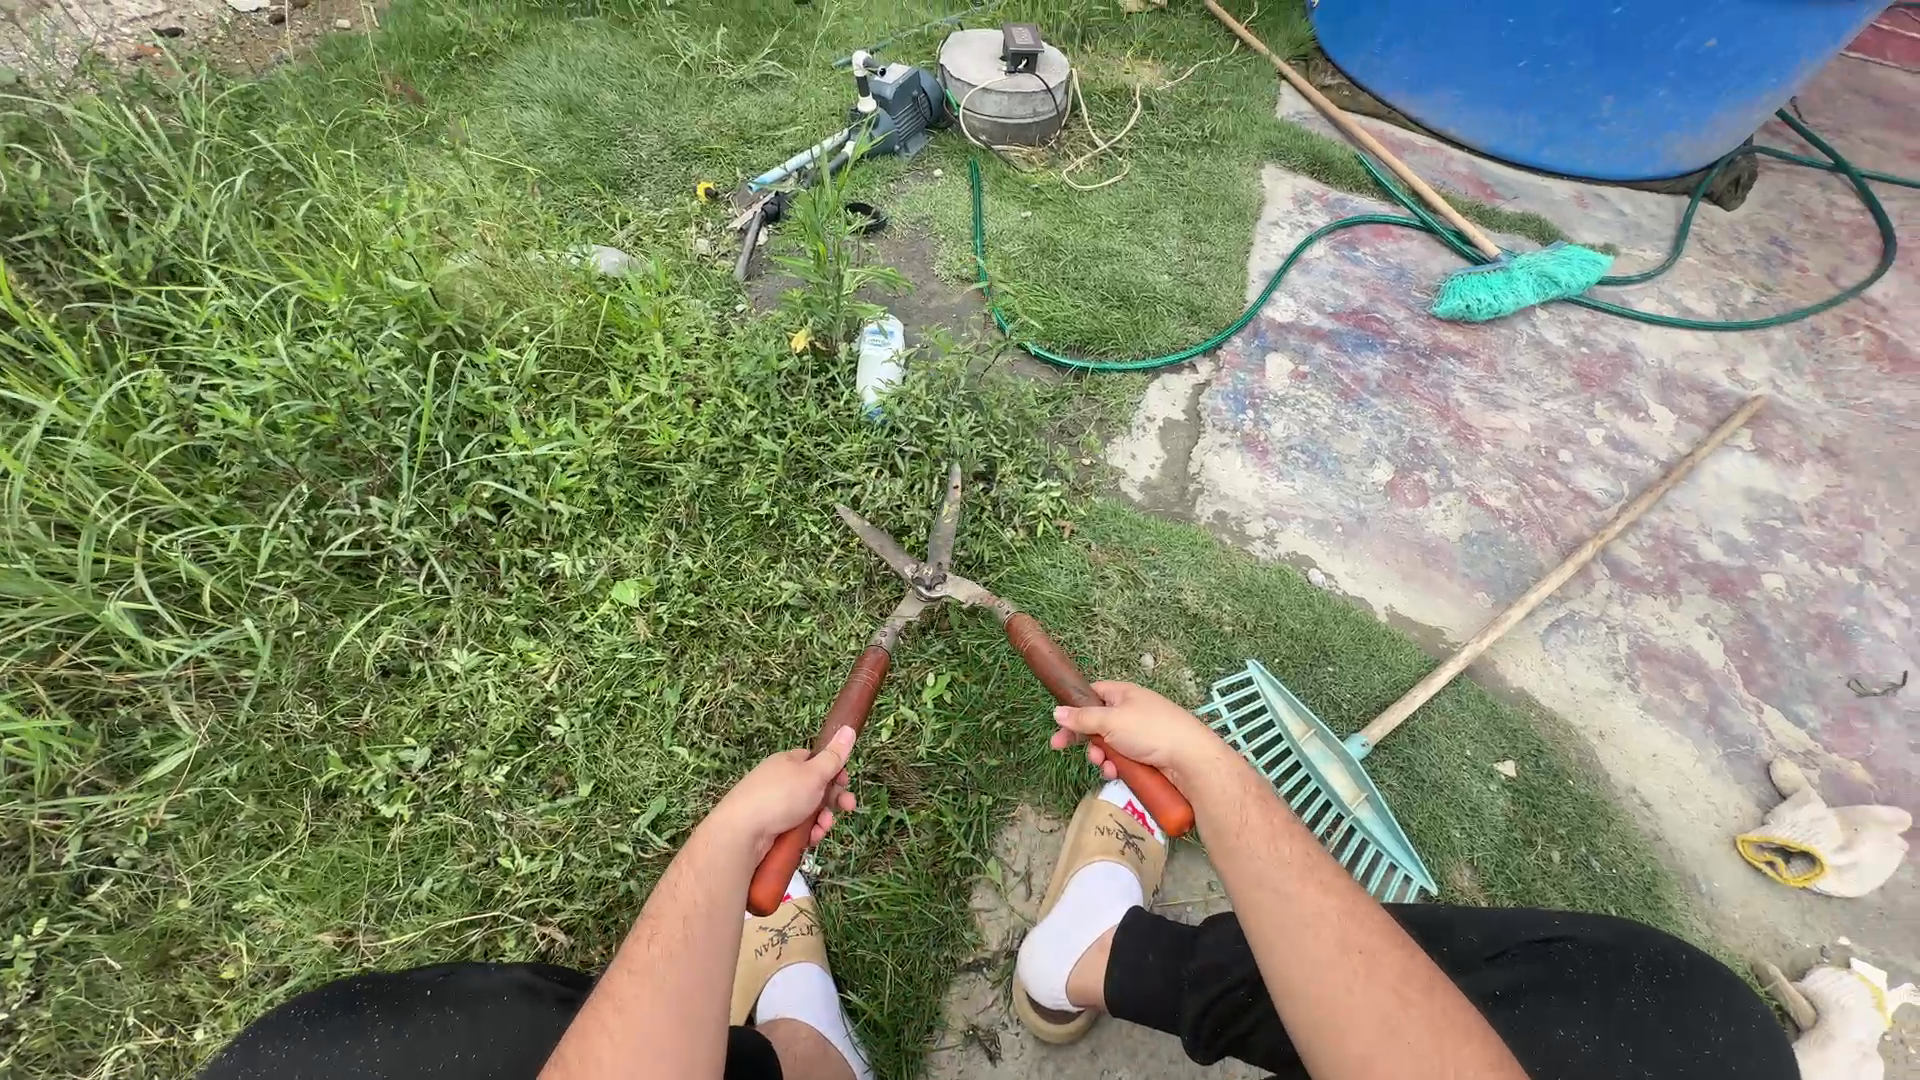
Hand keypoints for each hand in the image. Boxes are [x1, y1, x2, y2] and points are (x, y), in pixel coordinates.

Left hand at [709, 726, 858, 857]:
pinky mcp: (770, 827)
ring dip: (822, 819)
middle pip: (815, 787)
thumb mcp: (814, 774)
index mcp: (788, 762)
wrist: (741, 833)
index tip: (845, 781)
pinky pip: (796, 827)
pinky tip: (810, 839)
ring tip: (823, 828)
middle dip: (833, 799)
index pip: (816, 760)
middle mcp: (781, 781)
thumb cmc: (780, 797)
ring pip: (808, 810)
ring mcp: (774, 805)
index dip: (833, 770)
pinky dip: (806, 833)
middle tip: (847, 807)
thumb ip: (834, 756)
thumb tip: (849, 728)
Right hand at [1050, 681, 1233, 786]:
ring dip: (1101, 756)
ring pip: (1108, 745)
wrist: (1192, 760)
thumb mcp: (1111, 721)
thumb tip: (1057, 711)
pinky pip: (1123, 759)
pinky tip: (1116, 774)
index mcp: (1124, 694)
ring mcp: (1141, 734)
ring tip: (1105, 765)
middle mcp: (1132, 711)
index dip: (1074, 709)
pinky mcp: (1148, 756)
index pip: (1092, 695)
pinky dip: (1116, 767)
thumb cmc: (1151, 731)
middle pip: (1097, 723)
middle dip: (1085, 738)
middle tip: (1063, 748)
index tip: (1059, 725)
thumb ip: (1082, 718)